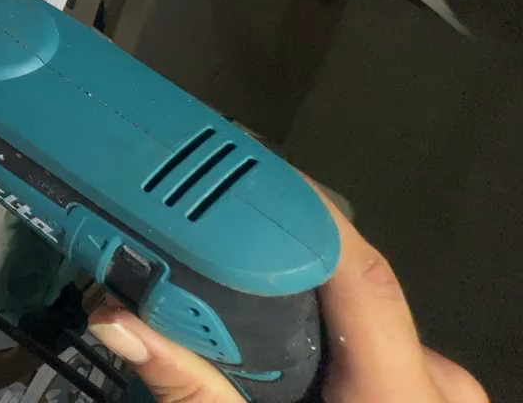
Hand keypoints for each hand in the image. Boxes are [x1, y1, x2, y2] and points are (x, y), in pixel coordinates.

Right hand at [83, 192, 487, 402]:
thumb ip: (191, 390)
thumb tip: (111, 317)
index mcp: (405, 397)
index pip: (362, 275)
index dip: (302, 213)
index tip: (228, 166)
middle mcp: (434, 382)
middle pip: (343, 281)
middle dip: (262, 247)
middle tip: (183, 219)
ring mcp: (430, 387)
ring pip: (347, 304)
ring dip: (276, 281)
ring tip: (203, 268)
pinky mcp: (412, 392)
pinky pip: (355, 329)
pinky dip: (298, 311)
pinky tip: (252, 316)